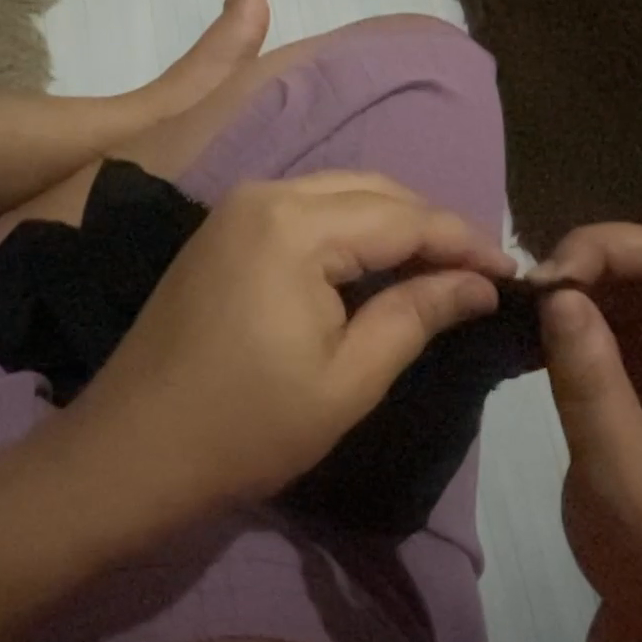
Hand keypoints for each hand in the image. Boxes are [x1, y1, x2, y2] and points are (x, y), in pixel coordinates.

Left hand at [68, 171, 515, 510]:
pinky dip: (348, 230)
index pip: (404, 216)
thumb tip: (478, 284)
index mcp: (295, 225)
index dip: (464, 242)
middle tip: (476, 275)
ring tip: (436, 271)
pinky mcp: (221, 229)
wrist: (129, 451)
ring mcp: (235, 208)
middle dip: (430, 227)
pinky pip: (303, 210)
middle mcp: (264, 194)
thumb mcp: (346, 380)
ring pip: (338, 194)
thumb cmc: (244, 428)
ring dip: (390, 224)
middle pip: (372, 190)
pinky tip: (372, 265)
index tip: (512, 274)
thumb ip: (415, 315)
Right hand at [534, 225, 641, 641]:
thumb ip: (594, 394)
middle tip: (553, 276)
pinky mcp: (632, 361)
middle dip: (621, 251)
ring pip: (639, 270)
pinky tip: (532, 313)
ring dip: (586, 265)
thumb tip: (556, 295)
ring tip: (534, 291)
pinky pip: (602, 301)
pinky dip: (567, 294)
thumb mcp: (628, 490)